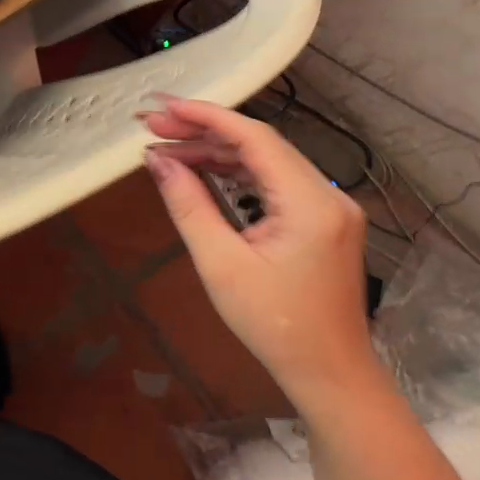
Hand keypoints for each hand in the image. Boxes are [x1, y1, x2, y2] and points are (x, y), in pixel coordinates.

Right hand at [141, 97, 376, 401]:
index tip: (161, 107)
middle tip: (150, 126)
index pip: (255, 139)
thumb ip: (188, 203)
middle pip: (260, 143)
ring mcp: (328, 208)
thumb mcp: (219, 262)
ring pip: (264, 159)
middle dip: (203, 130)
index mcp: (310, 204)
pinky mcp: (320, 221)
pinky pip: (272, 180)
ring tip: (165, 146)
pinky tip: (198, 169)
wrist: (329, 372)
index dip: (205, 116)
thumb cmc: (273, 321)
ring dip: (215, 149)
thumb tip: (156, 159)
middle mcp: (327, 196)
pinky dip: (233, 170)